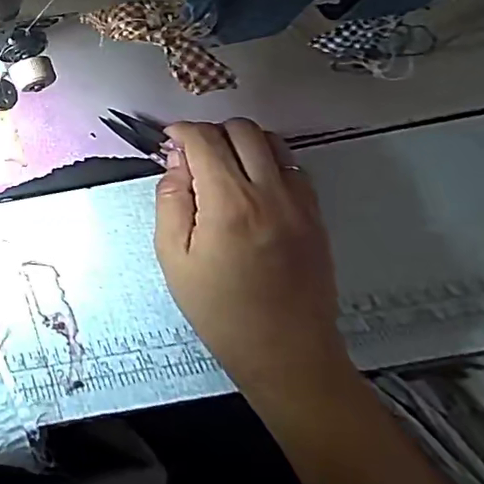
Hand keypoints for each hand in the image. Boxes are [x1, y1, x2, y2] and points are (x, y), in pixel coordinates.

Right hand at [153, 119, 353, 397]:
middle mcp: (271, 196)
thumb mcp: (172, 254)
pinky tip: (249, 185)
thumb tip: (176, 163)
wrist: (285, 352)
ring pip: (273, 143)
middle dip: (210, 132)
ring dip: (241, 142)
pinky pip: (294, 168)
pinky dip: (268, 162)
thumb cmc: (219, 308)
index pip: (204, 140)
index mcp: (230, 205)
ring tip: (220, 165)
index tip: (167, 141)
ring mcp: (301, 206)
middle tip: (190, 154)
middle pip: (242, 130)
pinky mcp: (316, 219)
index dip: (179, 131)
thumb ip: (170, 200)